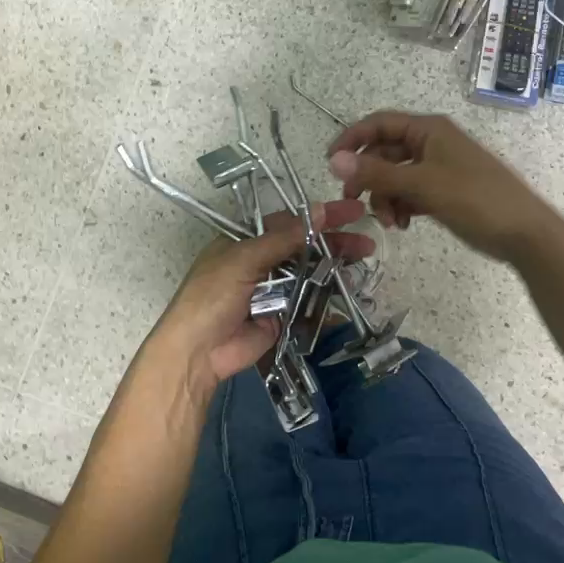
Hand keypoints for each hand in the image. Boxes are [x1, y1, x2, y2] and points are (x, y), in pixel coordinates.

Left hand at [145, 200, 372, 396]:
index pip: (290, 222)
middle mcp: (261, 261)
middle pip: (304, 248)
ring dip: (334, 270)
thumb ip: (284, 237)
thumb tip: (318, 210)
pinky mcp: (280, 317)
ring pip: (309, 275)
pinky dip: (327, 301)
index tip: (352, 210)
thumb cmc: (212, 295)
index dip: (321, 216)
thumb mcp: (245, 258)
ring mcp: (272, 290)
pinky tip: (348, 296)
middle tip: (367, 243)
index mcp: (246, 240)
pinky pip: (308, 304)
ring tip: (363, 266)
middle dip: (335, 243)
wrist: (196, 352)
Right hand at [326, 111, 562, 263]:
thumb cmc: (475, 199)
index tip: (329, 164)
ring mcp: (440, 166)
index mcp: (429, 129)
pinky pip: (412, 191)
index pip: (379, 124)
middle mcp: (432, 142)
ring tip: (390, 222)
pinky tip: (404, 225)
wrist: (525, 233)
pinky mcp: (446, 190)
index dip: (352, 139)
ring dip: (386, 196)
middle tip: (352, 202)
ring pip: (397, 176)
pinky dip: (403, 205)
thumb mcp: (422, 185)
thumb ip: (376, 173)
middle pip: (385, 152)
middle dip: (369, 177)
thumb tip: (334, 160)